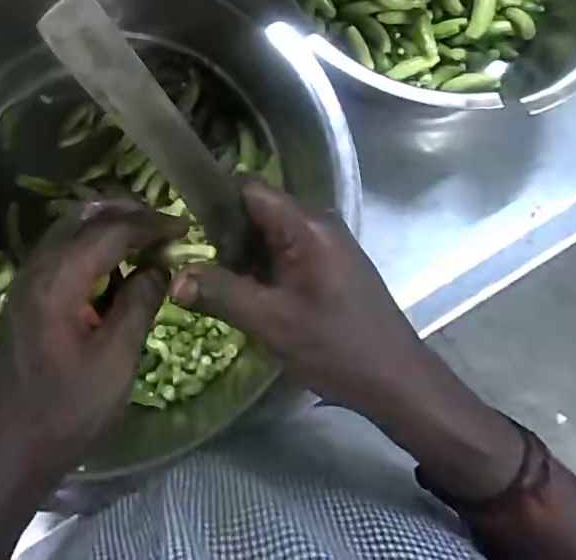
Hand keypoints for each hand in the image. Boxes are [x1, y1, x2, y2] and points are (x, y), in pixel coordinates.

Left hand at [0, 198, 185, 477]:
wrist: (12, 445)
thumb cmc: (68, 410)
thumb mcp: (116, 360)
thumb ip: (139, 303)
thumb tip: (160, 264)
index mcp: (58, 280)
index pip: (109, 231)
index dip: (149, 224)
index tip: (183, 227)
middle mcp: (37, 266)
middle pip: (85, 217)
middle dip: (127, 214)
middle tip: (164, 224)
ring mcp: (27, 276)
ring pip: (71, 228)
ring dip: (108, 225)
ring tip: (146, 238)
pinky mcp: (27, 290)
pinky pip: (62, 248)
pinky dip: (91, 244)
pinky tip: (115, 263)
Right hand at [169, 180, 423, 421]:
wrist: (402, 386)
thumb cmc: (338, 349)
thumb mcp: (271, 323)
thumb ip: (220, 294)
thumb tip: (173, 279)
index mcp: (307, 226)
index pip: (250, 188)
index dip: (216, 199)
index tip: (188, 225)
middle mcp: (318, 223)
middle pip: (258, 208)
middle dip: (226, 232)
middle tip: (198, 261)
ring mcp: (327, 243)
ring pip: (270, 231)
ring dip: (243, 252)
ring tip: (219, 280)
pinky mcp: (330, 264)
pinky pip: (286, 249)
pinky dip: (263, 264)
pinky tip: (251, 293)